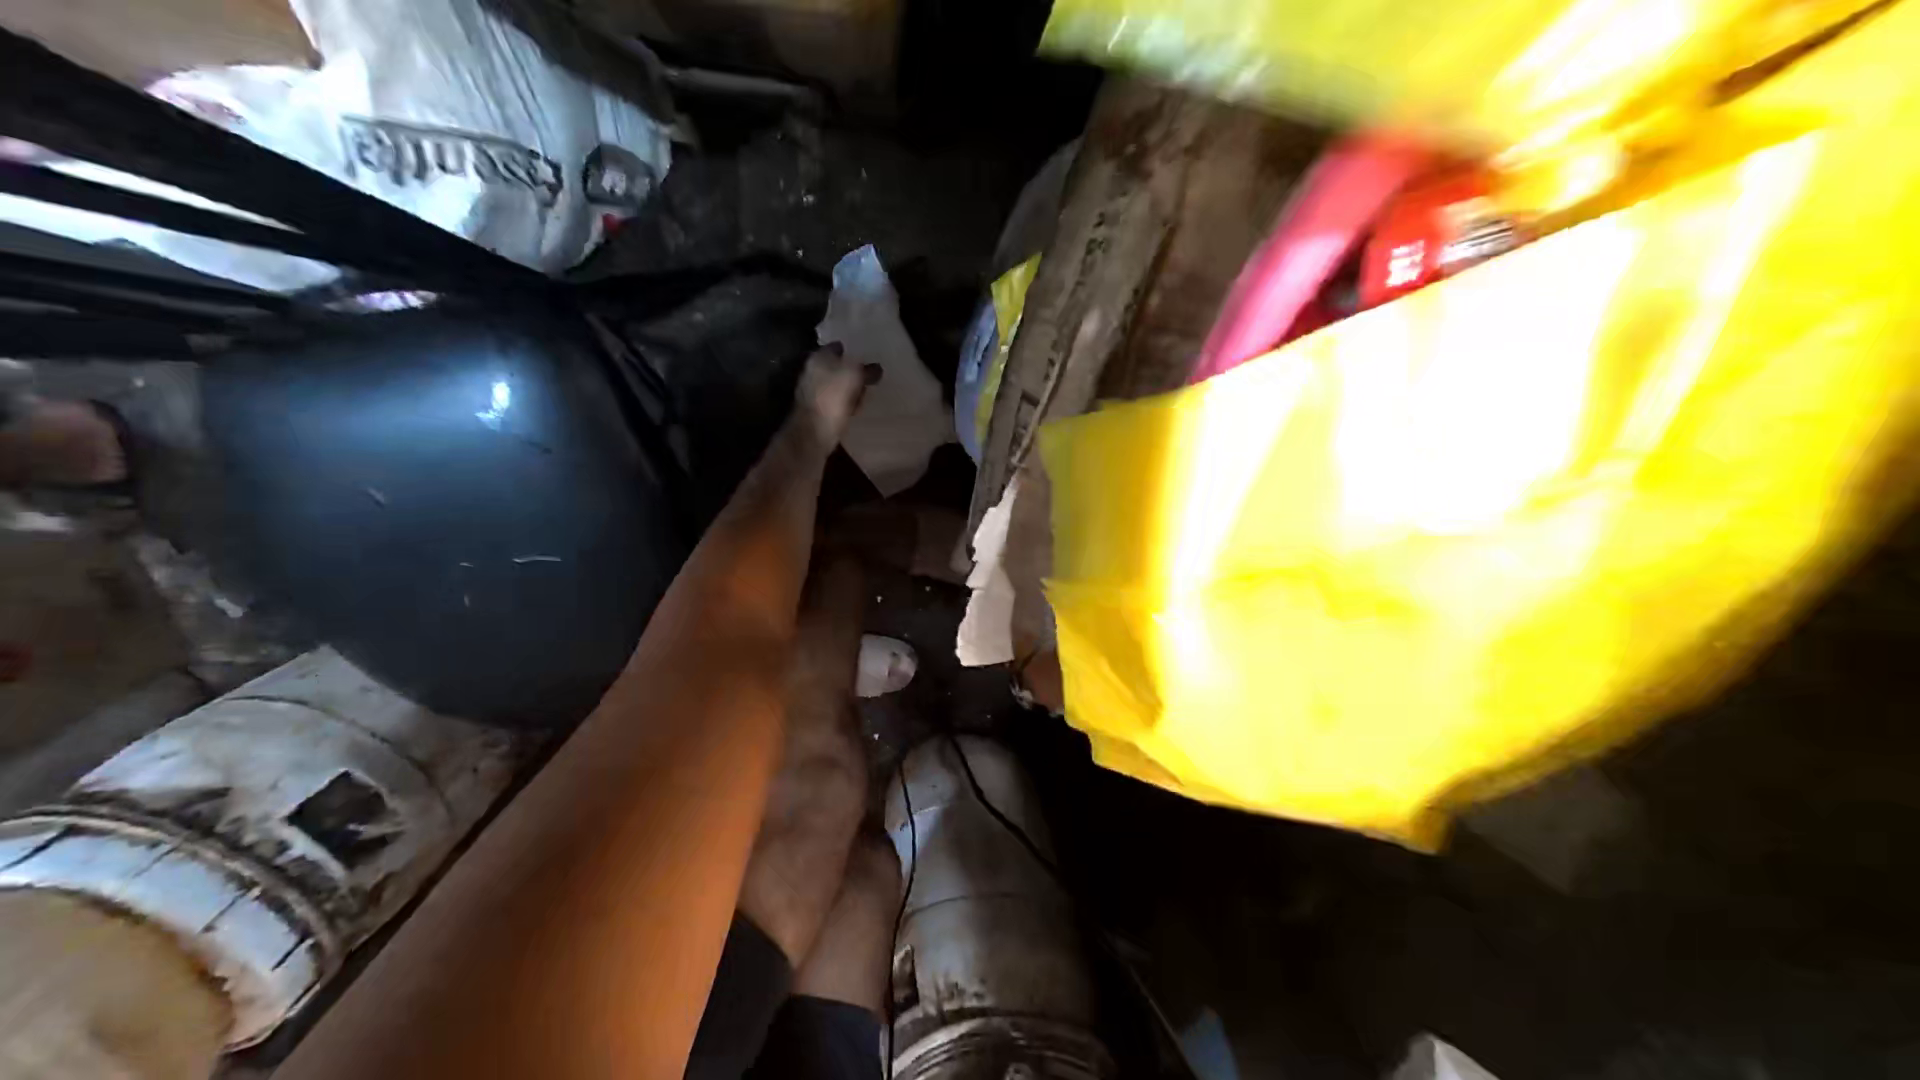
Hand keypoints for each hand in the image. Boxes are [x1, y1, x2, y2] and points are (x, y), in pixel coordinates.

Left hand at [794, 344, 874, 448]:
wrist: (813, 433)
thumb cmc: (832, 398)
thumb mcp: (854, 377)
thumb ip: (866, 370)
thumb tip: (877, 368)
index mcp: (818, 358)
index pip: (836, 347)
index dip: (851, 350)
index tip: (864, 355)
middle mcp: (812, 371)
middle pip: (836, 367)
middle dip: (851, 371)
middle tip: (868, 375)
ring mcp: (813, 391)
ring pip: (837, 384)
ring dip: (850, 388)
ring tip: (865, 393)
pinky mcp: (818, 410)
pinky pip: (836, 401)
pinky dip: (846, 402)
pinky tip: (855, 409)